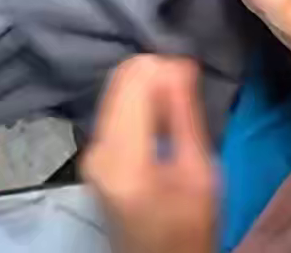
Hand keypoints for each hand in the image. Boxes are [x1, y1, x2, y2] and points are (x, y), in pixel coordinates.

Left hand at [82, 56, 217, 252]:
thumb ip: (185, 115)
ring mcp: (90, 148)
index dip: (163, 66)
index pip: (135, 80)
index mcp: (124, 158)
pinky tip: (157, 112)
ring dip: (146, 82)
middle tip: (184, 85)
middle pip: (121, 77)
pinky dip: (137, 97)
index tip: (189, 72)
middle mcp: (97, 147)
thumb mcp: (200, 175)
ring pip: (116, 84)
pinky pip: (113, 101)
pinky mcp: (91, 148)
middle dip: (155, 72)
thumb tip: (180, 62)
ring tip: (174, 101)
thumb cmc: (188, 229)